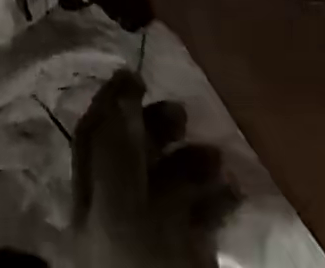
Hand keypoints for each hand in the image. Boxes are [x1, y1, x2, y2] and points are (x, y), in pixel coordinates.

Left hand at [72, 70, 238, 267]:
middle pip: (129, 158)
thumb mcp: (119, 213)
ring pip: (166, 188)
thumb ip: (115, 155)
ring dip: (189, 163)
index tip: (132, 74)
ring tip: (216, 154)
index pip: (93, 140)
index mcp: (90, 202)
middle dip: (152, 129)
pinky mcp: (188, 261)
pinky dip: (214, 201)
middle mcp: (114, 216)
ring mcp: (152, 240)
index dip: (109, 103)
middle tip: (181, 110)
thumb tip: (120, 92)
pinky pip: (196, 222)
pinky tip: (234, 191)